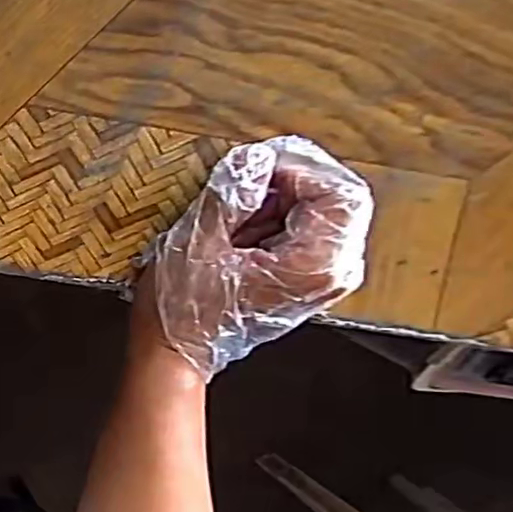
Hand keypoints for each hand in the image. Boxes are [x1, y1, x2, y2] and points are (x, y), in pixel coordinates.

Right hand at [142, 135, 373, 378]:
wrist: (173, 353)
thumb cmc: (180, 309)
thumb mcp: (194, 245)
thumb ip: (228, 198)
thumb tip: (251, 158)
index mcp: (316, 264)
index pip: (339, 193)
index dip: (298, 168)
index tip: (253, 163)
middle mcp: (333, 272)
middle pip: (335, 203)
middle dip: (286, 184)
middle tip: (237, 180)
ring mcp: (320, 279)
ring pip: (317, 218)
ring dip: (274, 203)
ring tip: (226, 214)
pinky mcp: (302, 281)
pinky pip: (300, 237)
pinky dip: (269, 223)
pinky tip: (232, 233)